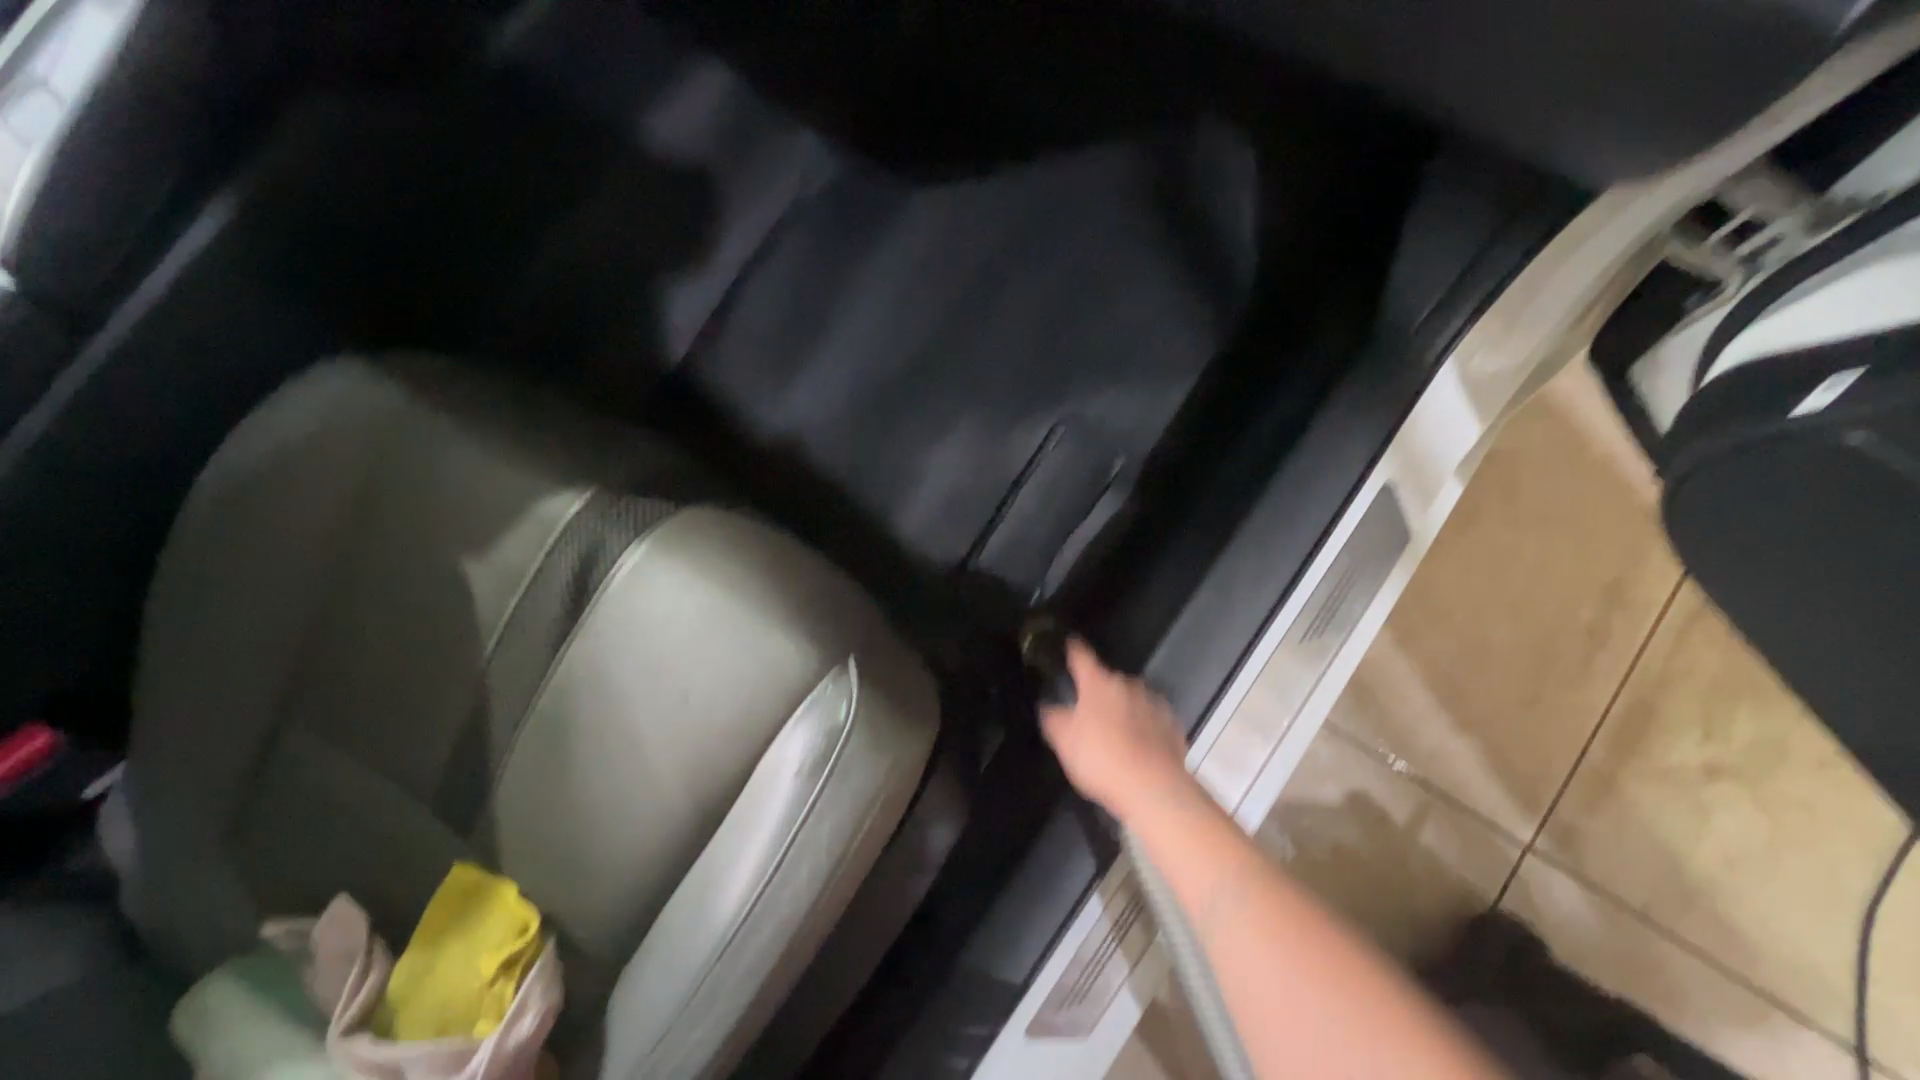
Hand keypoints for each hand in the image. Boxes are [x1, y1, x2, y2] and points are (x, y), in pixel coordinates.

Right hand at [1039, 639, 1197, 822]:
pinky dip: (1145, 730)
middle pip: (1108, 683)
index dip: (1072, 649)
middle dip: (1099, 695)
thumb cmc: (1101, 759)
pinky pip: (1152, 722)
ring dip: (1123, 713)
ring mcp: (1154, 704)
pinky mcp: (1172, 726)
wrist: (1152, 787)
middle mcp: (1128, 686)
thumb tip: (1050, 709)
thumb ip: (1054, 719)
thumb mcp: (1064, 742)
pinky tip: (1138, 750)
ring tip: (1115, 741)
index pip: (1081, 657)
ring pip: (1132, 702)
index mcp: (1098, 684)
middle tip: (1089, 720)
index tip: (1070, 643)